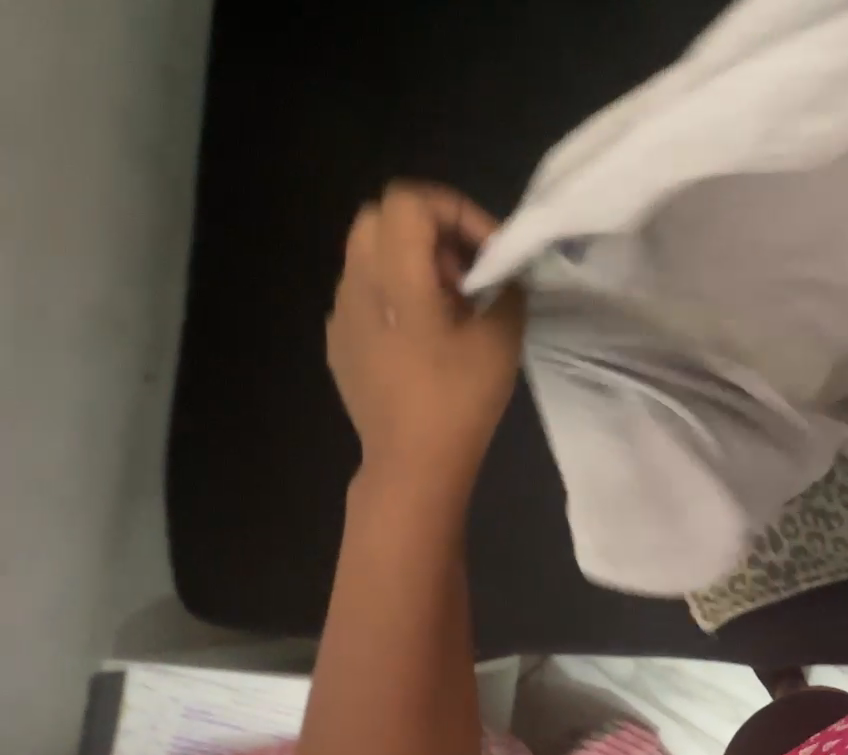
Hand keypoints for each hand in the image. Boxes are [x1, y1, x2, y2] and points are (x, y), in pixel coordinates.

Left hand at [326, 181, 525, 497]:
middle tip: (472, 273)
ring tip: (456, 308)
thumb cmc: (460, 399)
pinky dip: (401, 293)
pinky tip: (429, 339)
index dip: (458, 212)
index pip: (410, 201)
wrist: (412, 461)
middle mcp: (356, 282)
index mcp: (395, 277)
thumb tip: (504, 275)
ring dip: (417, 263)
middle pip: (383, 218)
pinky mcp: (341, 339)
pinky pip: (367, 293)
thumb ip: (506, 293)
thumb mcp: (502, 342)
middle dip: (435, 232)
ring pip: (371, 254)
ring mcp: (341, 311)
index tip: (492, 253)